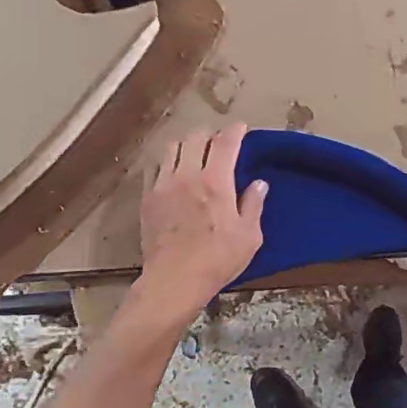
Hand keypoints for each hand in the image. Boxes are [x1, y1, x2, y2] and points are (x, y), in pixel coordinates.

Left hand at [138, 125, 267, 316]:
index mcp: (216, 182)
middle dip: (209, 134)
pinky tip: (172, 173)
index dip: (235, 131)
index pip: (225, 143)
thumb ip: (253, 205)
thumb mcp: (249, 236)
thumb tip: (258, 184)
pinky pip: (155, 169)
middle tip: (218, 142)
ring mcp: (163, 185)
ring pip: (172, 149)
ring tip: (193, 153)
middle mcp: (187, 176)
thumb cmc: (218, 260)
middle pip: (195, 138)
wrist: (175, 279)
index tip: (240, 128)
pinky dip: (167, 163)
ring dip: (186, 145)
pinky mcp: (148, 199)